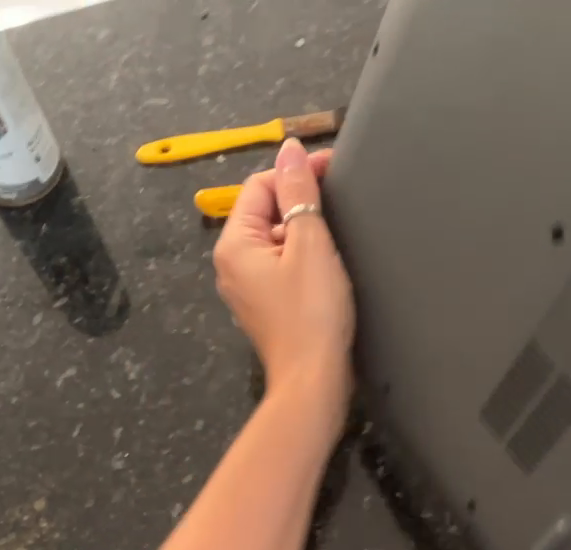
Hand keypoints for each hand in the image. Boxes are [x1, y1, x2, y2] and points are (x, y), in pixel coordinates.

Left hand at [212, 138, 354, 405]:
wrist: (314, 379)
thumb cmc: (312, 313)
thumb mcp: (310, 244)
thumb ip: (298, 193)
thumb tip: (289, 148)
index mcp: (234, 245)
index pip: (260, 185)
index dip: (295, 172)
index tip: (333, 169)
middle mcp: (232, 266)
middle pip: (265, 212)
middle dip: (300, 203)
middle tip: (339, 205)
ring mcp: (246, 290)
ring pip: (276, 242)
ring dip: (304, 233)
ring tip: (336, 238)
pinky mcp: (266, 309)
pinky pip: (281, 269)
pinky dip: (302, 260)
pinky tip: (327, 268)